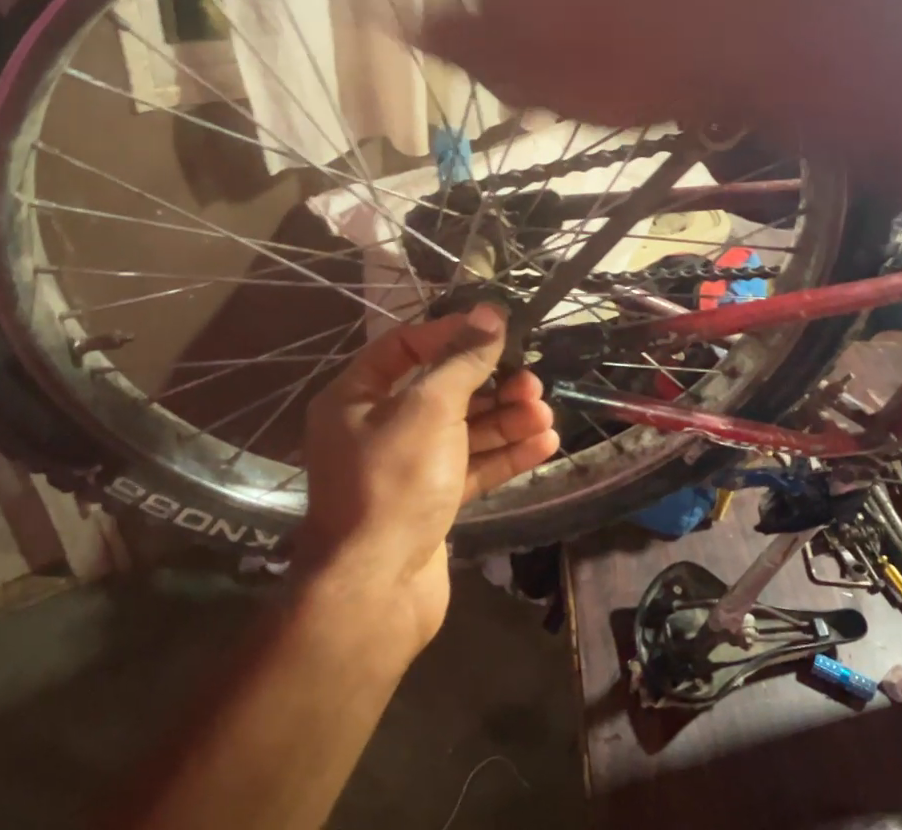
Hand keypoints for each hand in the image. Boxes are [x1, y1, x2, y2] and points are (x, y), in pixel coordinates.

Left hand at [297, 304, 557, 644]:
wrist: (376, 588)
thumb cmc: (395, 483)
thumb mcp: (430, 409)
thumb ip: (463, 361)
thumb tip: (490, 313)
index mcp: (356, 398)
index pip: (404, 347)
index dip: (451, 334)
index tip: (498, 331)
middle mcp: (377, 429)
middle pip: (443, 391)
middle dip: (492, 385)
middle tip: (533, 383)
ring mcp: (406, 469)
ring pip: (463, 431)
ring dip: (506, 420)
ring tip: (545, 415)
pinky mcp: (431, 502)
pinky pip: (471, 467)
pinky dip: (505, 455)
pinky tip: (544, 444)